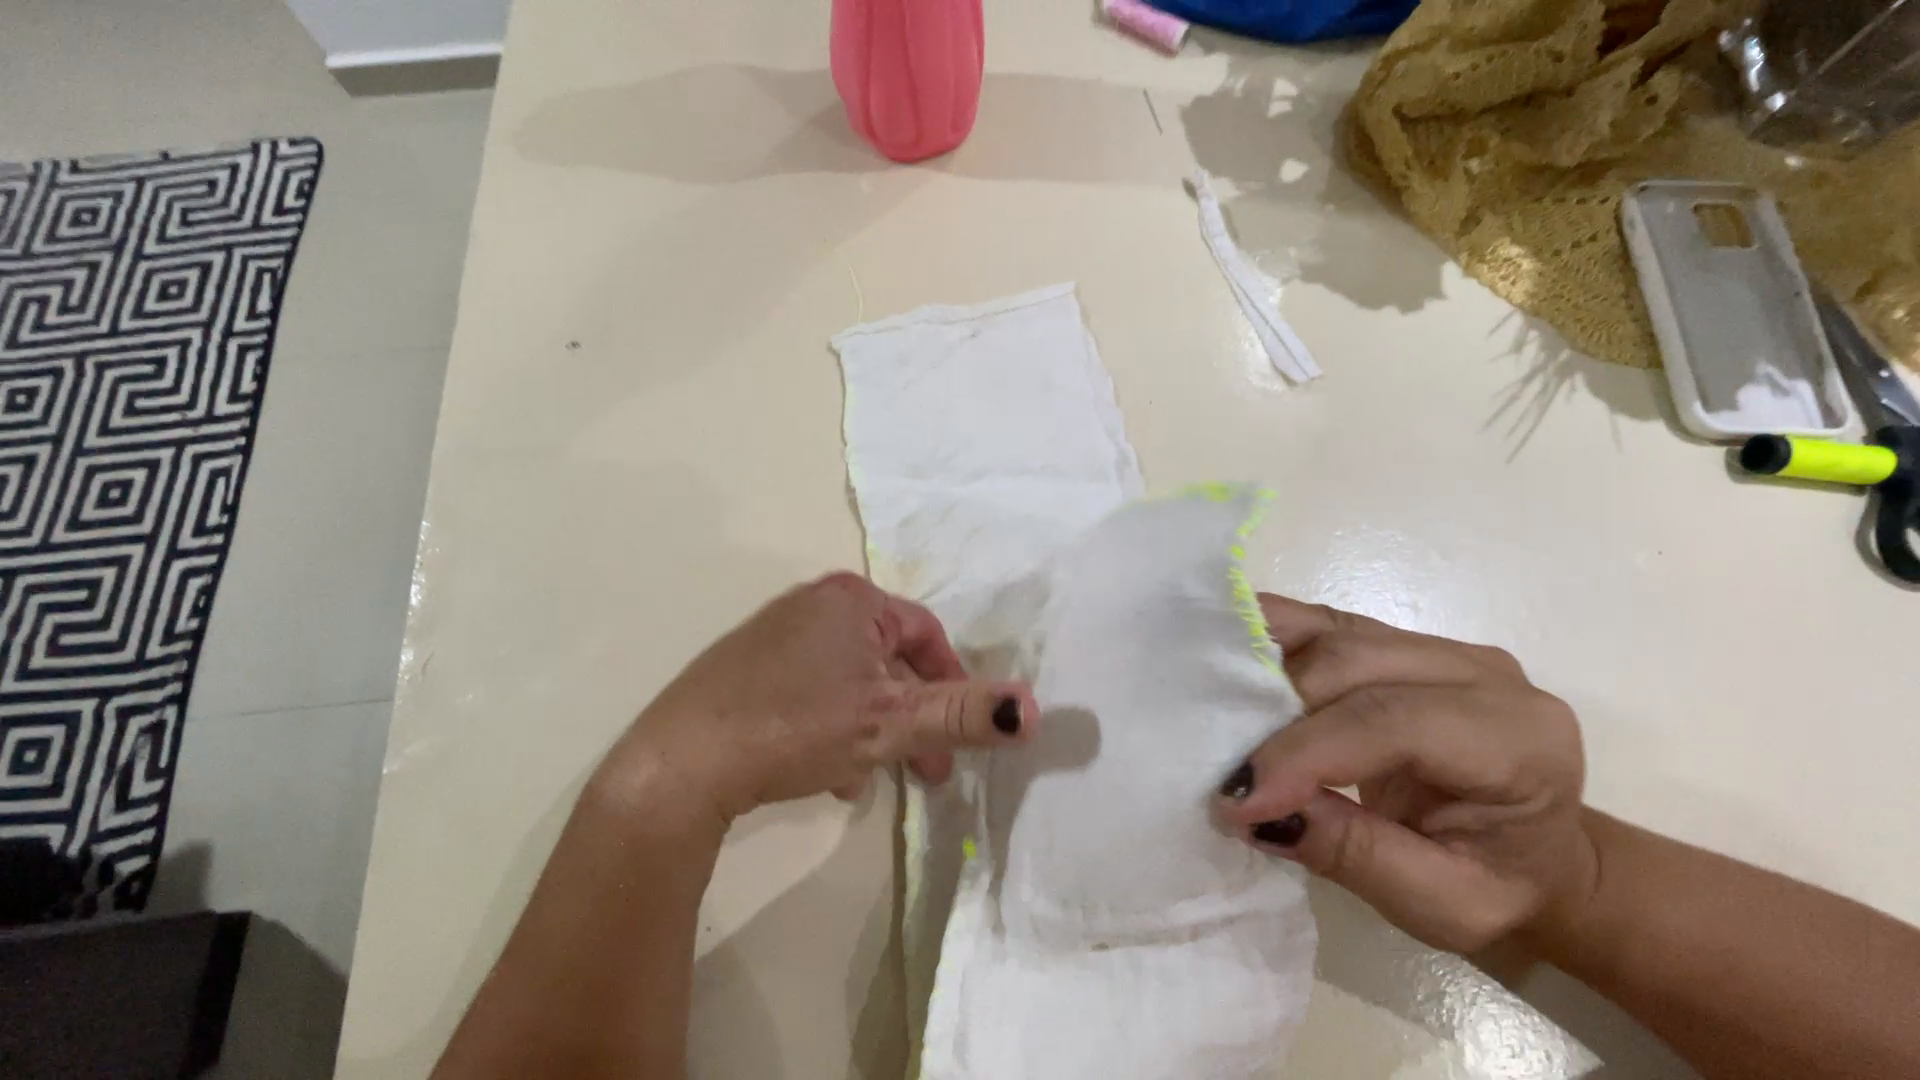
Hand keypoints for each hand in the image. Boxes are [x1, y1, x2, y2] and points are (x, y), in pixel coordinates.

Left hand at [601, 573, 1034, 824]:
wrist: (680, 763)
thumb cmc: (795, 727)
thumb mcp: (889, 723)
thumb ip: (962, 714)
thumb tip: (1033, 709)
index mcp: (851, 600)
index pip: (927, 635)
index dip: (953, 688)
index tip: (961, 739)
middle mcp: (813, 604)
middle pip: (889, 661)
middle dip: (912, 719)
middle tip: (928, 772)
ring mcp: (774, 635)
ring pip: (852, 682)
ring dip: (874, 730)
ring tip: (870, 778)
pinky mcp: (746, 669)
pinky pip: (812, 692)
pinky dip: (833, 728)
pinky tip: (826, 775)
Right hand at [1216, 594, 1595, 952]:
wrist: (1535, 854)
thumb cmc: (1499, 884)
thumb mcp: (1442, 904)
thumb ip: (1354, 854)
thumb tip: (1257, 812)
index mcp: (1516, 738)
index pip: (1392, 721)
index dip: (1303, 752)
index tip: (1234, 798)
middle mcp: (1480, 672)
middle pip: (1352, 663)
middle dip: (1271, 712)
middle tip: (1215, 766)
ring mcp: (1435, 646)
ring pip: (1328, 633)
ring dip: (1259, 666)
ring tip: (1207, 708)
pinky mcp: (1394, 641)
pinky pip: (1320, 625)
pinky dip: (1267, 639)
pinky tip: (1223, 657)